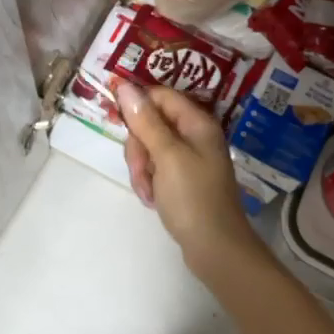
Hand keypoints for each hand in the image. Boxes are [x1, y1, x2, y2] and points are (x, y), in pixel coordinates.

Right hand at [115, 81, 265, 275]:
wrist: (215, 248)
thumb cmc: (193, 198)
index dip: (138, 105)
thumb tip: (125, 85)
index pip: (160, 96)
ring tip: (148, 192)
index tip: (118, 122)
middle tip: (140, 170)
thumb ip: (146, 121)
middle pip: (152, 123)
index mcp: (197, 123)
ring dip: (142, 168)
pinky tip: (152, 199)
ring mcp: (189, 158)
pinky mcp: (183, 179)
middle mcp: (195, 135)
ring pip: (150, 147)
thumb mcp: (167, 156)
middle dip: (139, 146)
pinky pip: (156, 168)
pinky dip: (149, 181)